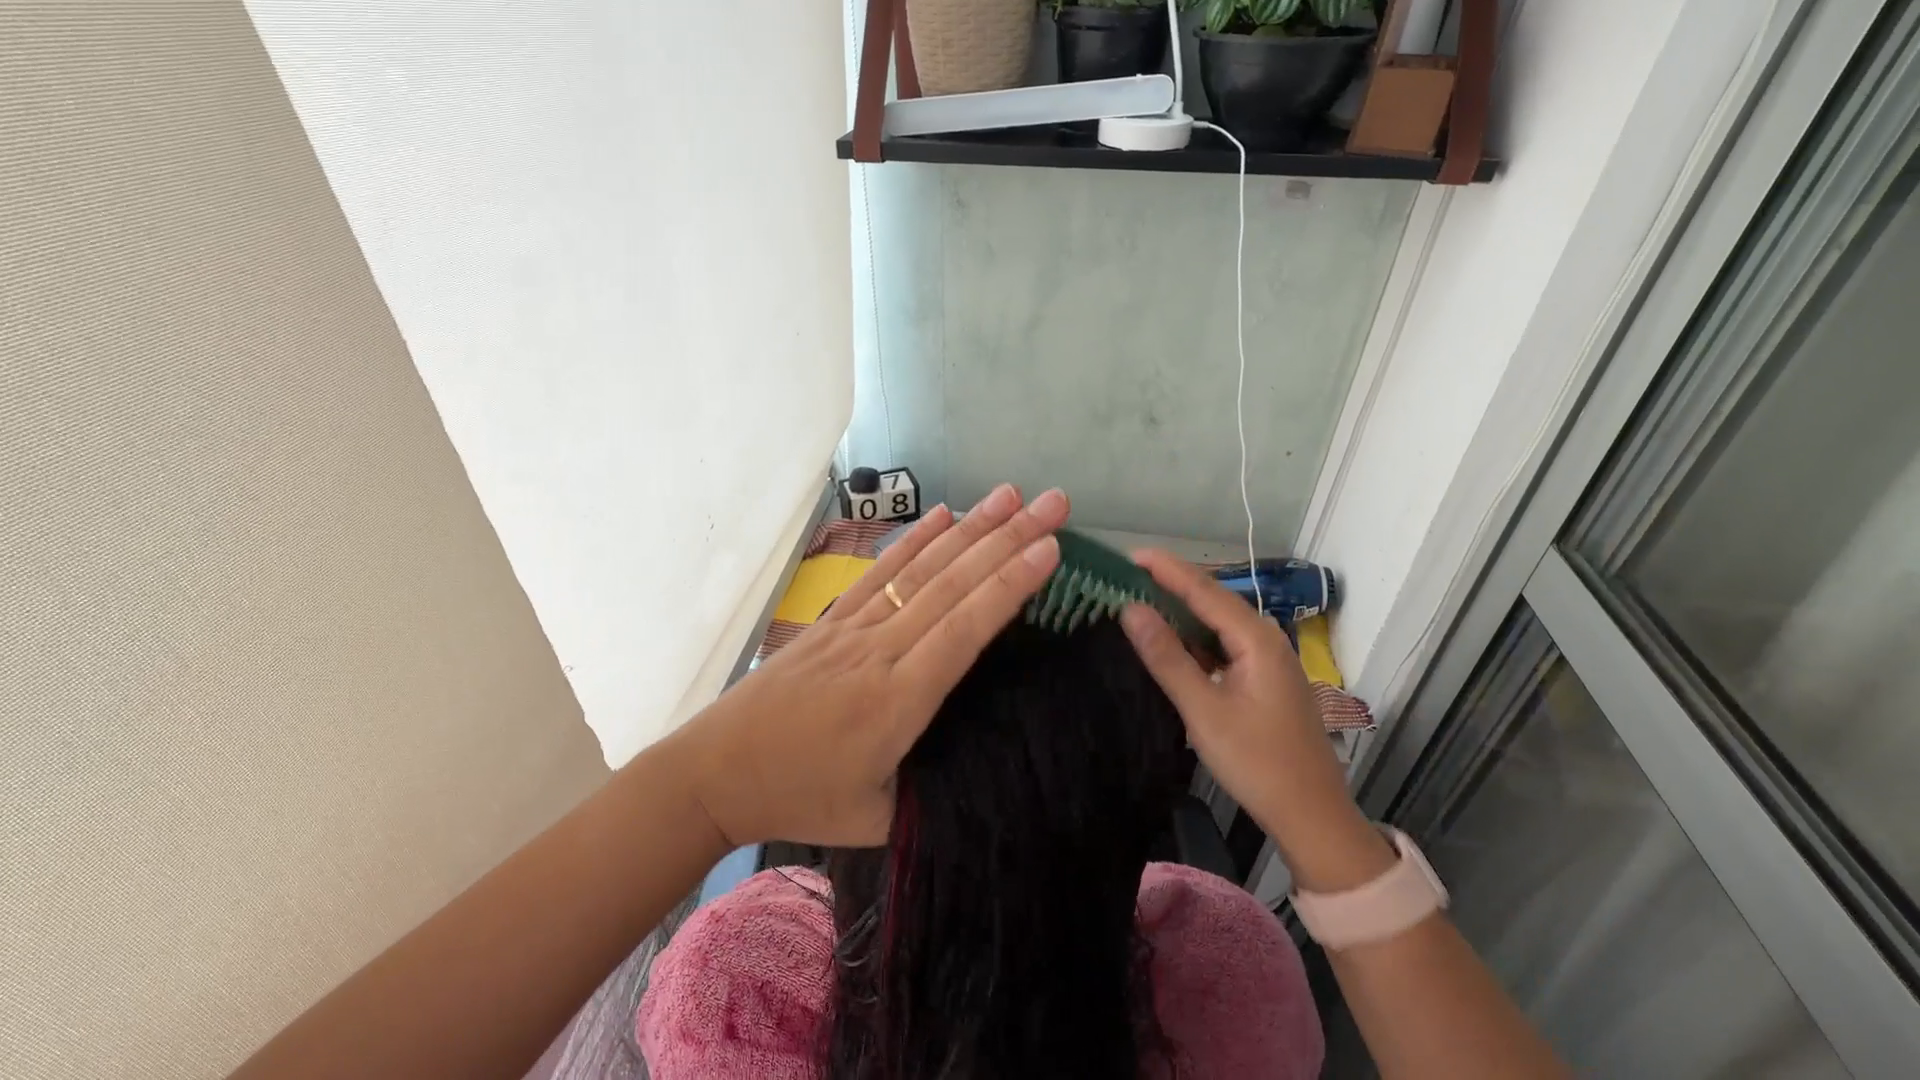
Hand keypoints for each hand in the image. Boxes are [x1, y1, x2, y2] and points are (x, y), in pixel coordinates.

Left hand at [673, 484, 1068, 848]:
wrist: (714, 771)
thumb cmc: (798, 798)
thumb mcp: (876, 820)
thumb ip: (932, 794)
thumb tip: (987, 771)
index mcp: (896, 702)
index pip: (964, 631)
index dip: (1008, 587)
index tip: (1050, 550)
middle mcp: (879, 652)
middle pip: (952, 586)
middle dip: (1007, 540)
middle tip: (1053, 504)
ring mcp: (852, 629)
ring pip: (920, 570)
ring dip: (970, 529)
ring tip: (1010, 495)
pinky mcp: (830, 621)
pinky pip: (879, 573)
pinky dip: (913, 541)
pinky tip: (942, 515)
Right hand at [1120, 551, 1389, 889]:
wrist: (1311, 814)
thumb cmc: (1257, 762)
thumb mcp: (1203, 711)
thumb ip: (1167, 657)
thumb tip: (1130, 609)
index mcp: (1256, 639)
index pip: (1204, 589)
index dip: (1165, 569)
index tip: (1127, 555)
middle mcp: (1266, 639)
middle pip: (1213, 600)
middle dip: (1170, 585)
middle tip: (1123, 577)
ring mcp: (1268, 659)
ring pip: (1217, 624)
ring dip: (1180, 612)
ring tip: (1137, 601)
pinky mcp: (1264, 679)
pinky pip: (1223, 645)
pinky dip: (1194, 639)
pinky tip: (1170, 643)